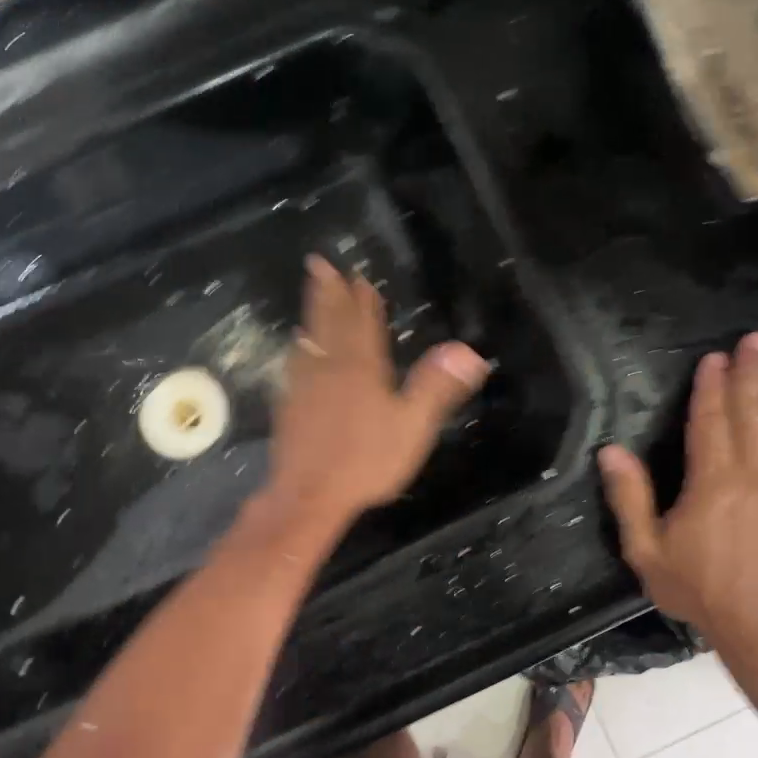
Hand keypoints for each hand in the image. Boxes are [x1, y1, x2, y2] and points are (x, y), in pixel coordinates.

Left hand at [264, 255, 488, 524]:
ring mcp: (305, 387)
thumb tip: (467, 350)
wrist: (309, 494)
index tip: (357, 275)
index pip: (363, 325)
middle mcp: (330, 369)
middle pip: (330, 323)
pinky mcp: (289, 406)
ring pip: (310, 339)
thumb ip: (436, 387)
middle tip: (319, 263)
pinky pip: (296, 365)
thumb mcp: (412, 427)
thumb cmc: (366, 461)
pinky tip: (298, 348)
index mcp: (362, 369)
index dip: (362, 300)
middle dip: (328, 292)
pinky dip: (300, 348)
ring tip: (312, 294)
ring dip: (312, 313)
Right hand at [598, 332, 757, 645]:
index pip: (711, 421)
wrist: (753, 622)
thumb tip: (611, 451)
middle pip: (752, 414)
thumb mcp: (645, 549)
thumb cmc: (692, 585)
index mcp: (711, 482)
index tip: (715, 356)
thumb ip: (630, 498)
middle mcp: (752, 475)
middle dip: (753, 372)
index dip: (712, 386)